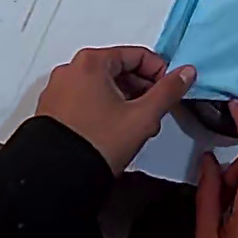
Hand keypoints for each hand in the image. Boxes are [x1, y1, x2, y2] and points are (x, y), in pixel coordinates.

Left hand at [36, 46, 194, 173]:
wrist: (54, 182)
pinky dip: (104, 109)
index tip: (169, 92)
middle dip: (142, 89)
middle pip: (120, 69)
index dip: (160, 72)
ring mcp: (57, 91)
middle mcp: (70, 70)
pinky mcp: (50, 111)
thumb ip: (169, 90)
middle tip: (155, 112)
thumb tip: (187, 72)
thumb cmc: (99, 142)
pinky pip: (86, 100)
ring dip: (126, 101)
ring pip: (103, 86)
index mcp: (91, 62)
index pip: (138, 55)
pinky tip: (114, 132)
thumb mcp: (143, 116)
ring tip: (137, 126)